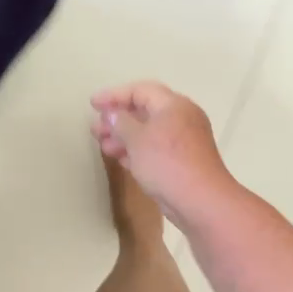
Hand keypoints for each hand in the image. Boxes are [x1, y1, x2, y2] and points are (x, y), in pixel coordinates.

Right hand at [91, 82, 237, 221]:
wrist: (200, 200)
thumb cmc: (166, 163)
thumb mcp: (137, 140)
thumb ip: (121, 123)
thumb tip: (112, 114)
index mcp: (173, 105)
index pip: (140, 91)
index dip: (114, 95)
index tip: (92, 105)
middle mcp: (181, 118)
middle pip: (144, 110)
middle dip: (117, 118)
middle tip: (95, 129)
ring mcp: (183, 140)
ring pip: (148, 131)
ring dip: (124, 136)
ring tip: (103, 147)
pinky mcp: (181, 160)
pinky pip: (154, 148)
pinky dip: (136, 150)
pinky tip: (121, 159)